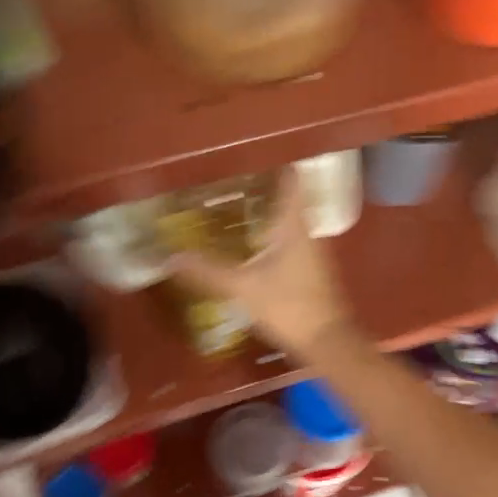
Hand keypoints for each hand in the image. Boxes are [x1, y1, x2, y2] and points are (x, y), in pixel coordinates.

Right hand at [170, 170, 353, 355]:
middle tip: (229, 180)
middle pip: (286, 198)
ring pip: (286, 221)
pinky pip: (287, 241)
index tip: (249, 153)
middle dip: (260, 188)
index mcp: (293, 224)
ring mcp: (311, 252)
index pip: (290, 179)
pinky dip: (269, 236)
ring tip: (232, 206)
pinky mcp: (310, 271)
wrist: (327, 343)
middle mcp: (306, 231)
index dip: (274, 162)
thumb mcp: (243, 287)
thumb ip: (207, 271)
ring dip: (264, 213)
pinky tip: (248, 245)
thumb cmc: (289, 307)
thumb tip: (170, 256)